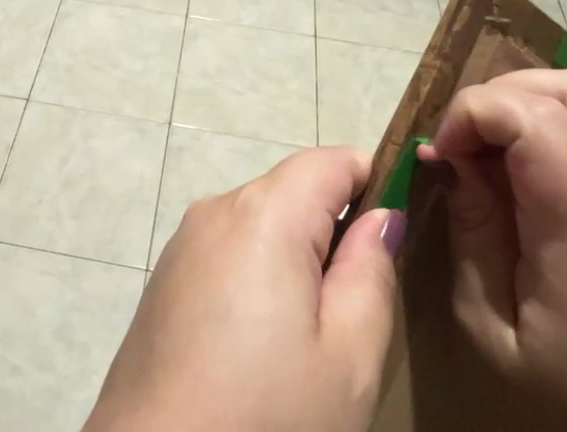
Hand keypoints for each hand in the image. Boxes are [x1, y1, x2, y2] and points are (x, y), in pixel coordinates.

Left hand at [84, 147, 402, 431]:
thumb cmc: (266, 414)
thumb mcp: (348, 355)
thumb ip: (372, 271)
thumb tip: (381, 218)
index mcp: (263, 213)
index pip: (331, 161)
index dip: (375, 181)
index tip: (401, 229)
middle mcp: (216, 210)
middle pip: (294, 191)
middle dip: (334, 229)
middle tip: (358, 305)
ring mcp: (183, 243)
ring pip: (261, 224)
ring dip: (296, 258)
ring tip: (310, 336)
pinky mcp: (165, 278)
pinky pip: (229, 252)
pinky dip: (259, 277)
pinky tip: (263, 345)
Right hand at [422, 69, 566, 431]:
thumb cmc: (556, 408)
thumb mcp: (486, 330)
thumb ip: (473, 230)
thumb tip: (452, 155)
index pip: (539, 122)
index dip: (476, 111)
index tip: (442, 150)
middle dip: (506, 92)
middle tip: (467, 138)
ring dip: (540, 98)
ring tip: (497, 142)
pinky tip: (534, 161)